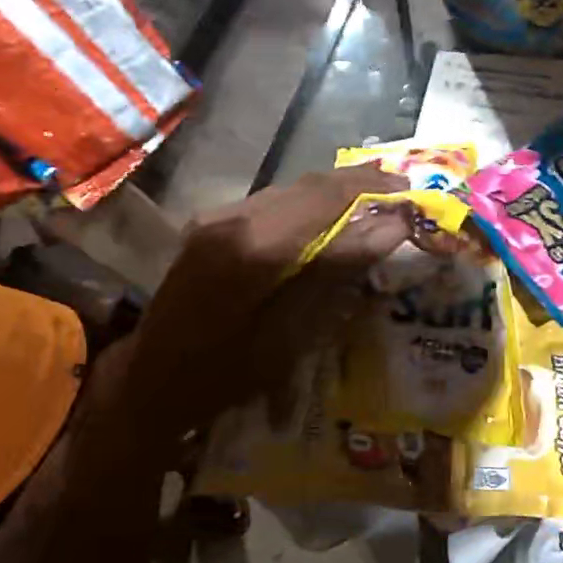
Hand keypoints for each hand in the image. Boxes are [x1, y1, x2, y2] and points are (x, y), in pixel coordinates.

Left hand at [95, 165, 411, 449]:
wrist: (151, 379)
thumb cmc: (224, 374)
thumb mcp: (290, 334)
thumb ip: (336, 271)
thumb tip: (390, 228)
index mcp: (254, 247)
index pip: (327, 199)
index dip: (373, 189)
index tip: (412, 189)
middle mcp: (233, 219)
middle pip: (308, 185)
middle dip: (358, 183)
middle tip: (400, 188)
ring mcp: (217, 218)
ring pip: (289, 190)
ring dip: (333, 192)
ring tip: (374, 198)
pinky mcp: (210, 225)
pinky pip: (270, 204)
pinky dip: (306, 205)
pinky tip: (328, 218)